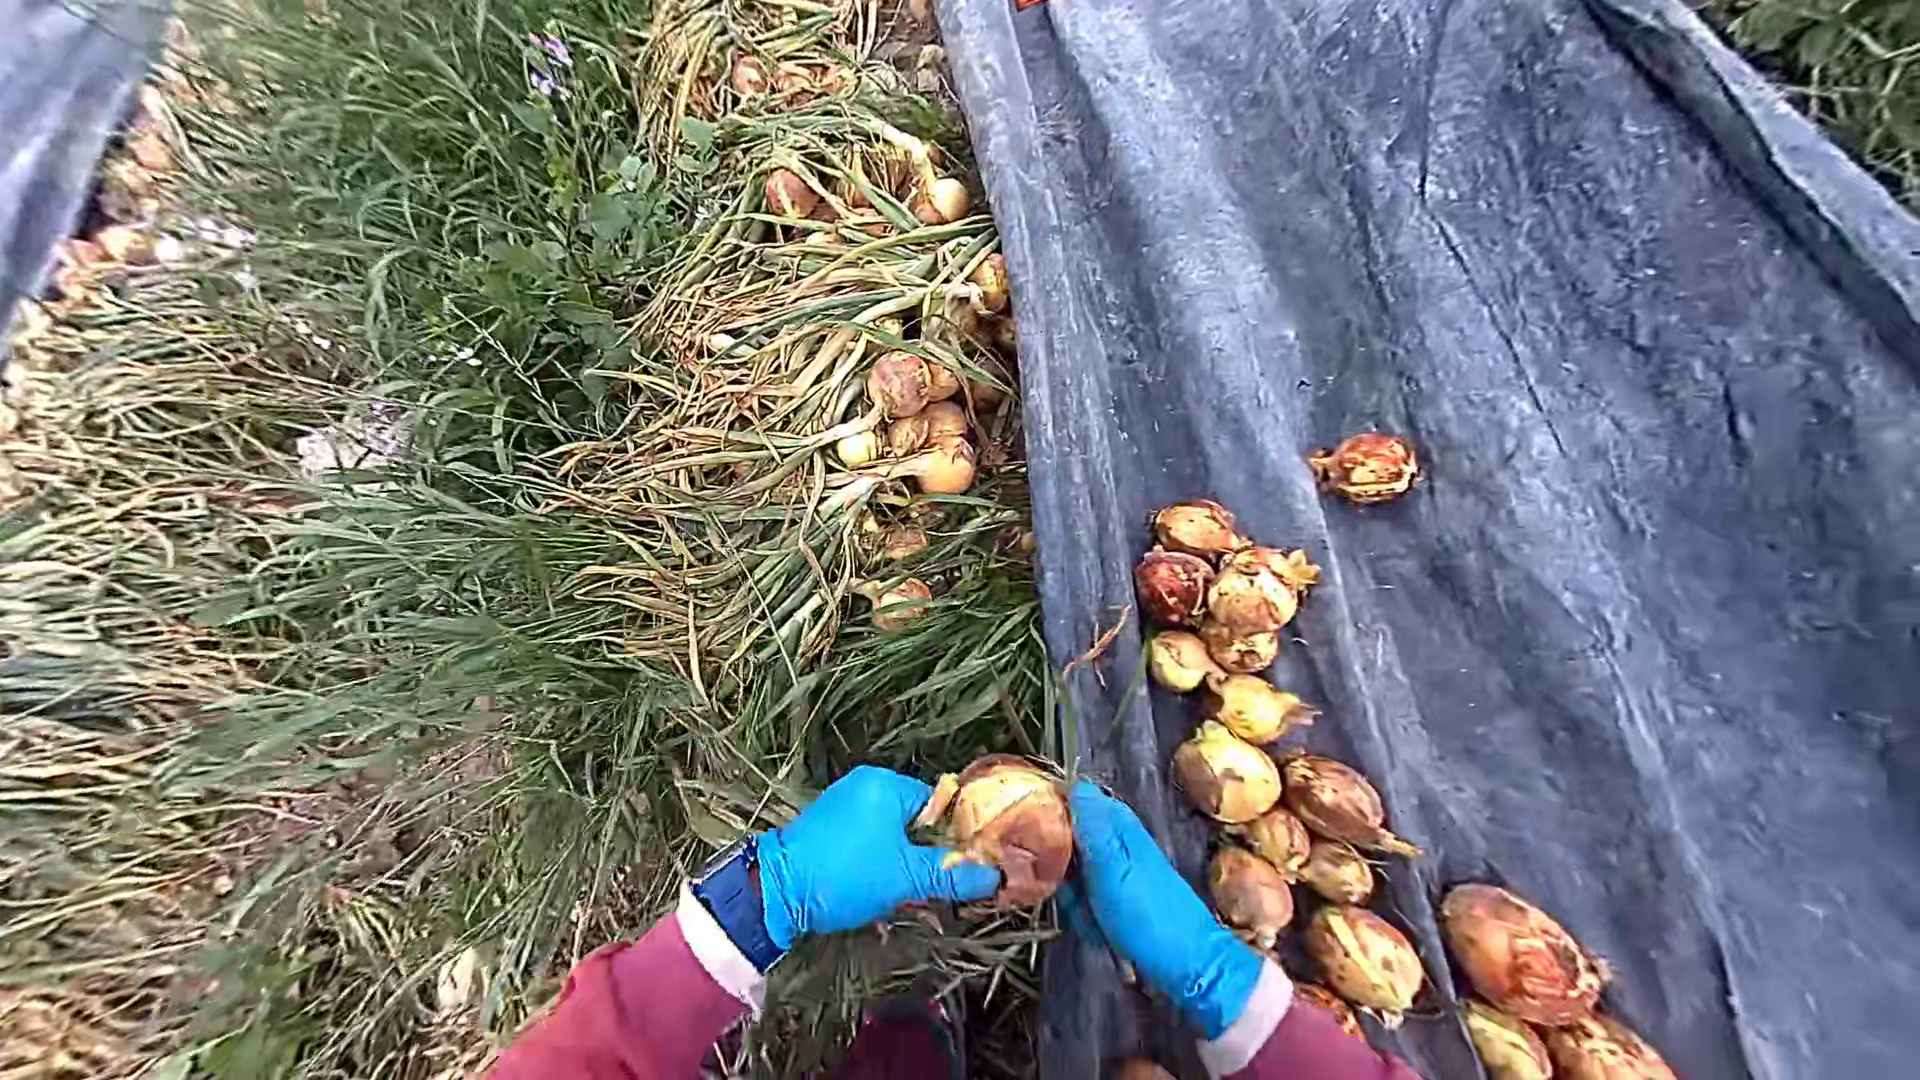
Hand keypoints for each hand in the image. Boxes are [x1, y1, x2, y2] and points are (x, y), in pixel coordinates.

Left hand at [757, 766, 1001, 948]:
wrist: (777, 890)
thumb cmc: (847, 873)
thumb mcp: (905, 876)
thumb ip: (950, 874)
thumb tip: (993, 877)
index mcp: (886, 784)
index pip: (935, 804)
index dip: (949, 837)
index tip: (955, 867)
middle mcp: (866, 783)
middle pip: (914, 817)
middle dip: (923, 853)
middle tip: (926, 885)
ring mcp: (845, 800)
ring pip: (891, 830)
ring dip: (901, 859)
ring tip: (899, 891)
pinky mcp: (829, 820)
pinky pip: (869, 834)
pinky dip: (878, 856)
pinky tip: (875, 884)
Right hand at [1068, 781, 1264, 1037]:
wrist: (1189, 967)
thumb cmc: (1151, 917)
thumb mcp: (1113, 867)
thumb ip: (1091, 826)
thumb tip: (1072, 787)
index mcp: (1115, 819)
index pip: (1069, 798)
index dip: (1053, 820)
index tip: (1053, 849)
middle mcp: (1114, 836)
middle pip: (1064, 838)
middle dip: (1063, 869)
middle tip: (1078, 893)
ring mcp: (1114, 866)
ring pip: (1069, 872)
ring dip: (1074, 898)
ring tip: (1094, 917)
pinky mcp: (1115, 893)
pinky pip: (1082, 896)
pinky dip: (1086, 915)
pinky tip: (1100, 929)